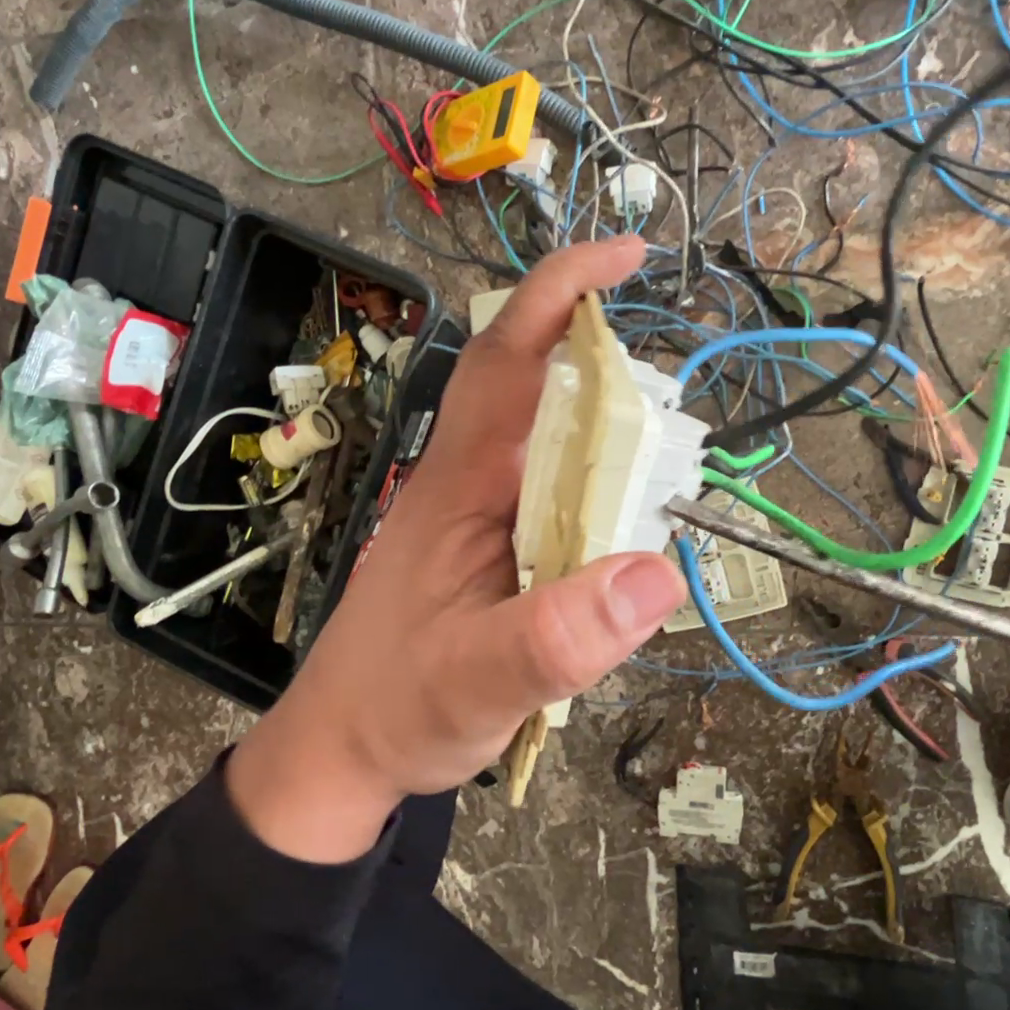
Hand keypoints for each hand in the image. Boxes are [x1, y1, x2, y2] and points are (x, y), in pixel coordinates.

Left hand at [226, 237, 685, 862]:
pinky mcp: (486, 549)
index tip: (627, 257)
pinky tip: (625, 517)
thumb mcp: (476, 682)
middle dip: (600, 356)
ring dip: (605, 425)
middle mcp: (469, 483)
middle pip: (535, 386)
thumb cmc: (395, 709)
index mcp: (460, 484)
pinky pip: (551, 493)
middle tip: (668, 387)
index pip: (508, 359)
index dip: (561, 293)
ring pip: (548, 440)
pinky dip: (596, 484)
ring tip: (663, 453)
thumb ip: (558, 637)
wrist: (341, 752)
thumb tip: (660, 572)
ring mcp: (477, 515)